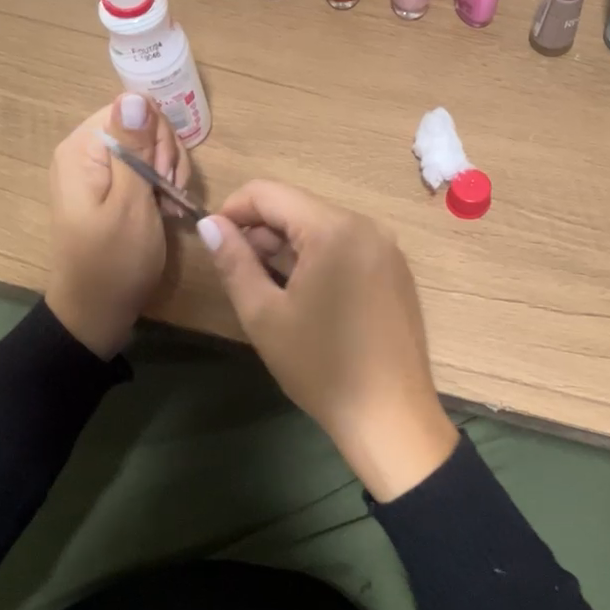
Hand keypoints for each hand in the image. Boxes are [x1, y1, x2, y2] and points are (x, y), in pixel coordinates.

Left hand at [46, 93, 191, 357]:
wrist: (96, 313)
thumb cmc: (114, 262)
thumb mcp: (131, 204)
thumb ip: (134, 148)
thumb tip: (135, 94)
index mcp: (82, 149)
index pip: (132, 109)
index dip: (157, 138)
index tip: (164, 178)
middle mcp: (85, 152)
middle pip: (142, 127)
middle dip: (166, 157)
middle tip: (169, 196)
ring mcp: (96, 173)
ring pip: (148, 149)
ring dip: (168, 175)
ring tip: (169, 209)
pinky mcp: (109, 192)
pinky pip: (142, 172)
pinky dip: (160, 189)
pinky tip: (167, 212)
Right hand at [199, 182, 456, 500]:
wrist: (390, 416)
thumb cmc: (320, 366)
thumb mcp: (264, 315)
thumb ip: (234, 261)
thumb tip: (211, 225)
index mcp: (335, 228)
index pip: (269, 192)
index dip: (232, 209)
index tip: (213, 241)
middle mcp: (368, 227)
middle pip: (299, 208)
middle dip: (262, 232)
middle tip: (238, 274)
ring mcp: (388, 251)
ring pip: (323, 229)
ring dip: (288, 249)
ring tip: (269, 291)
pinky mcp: (397, 275)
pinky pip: (348, 250)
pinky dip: (319, 261)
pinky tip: (307, 301)